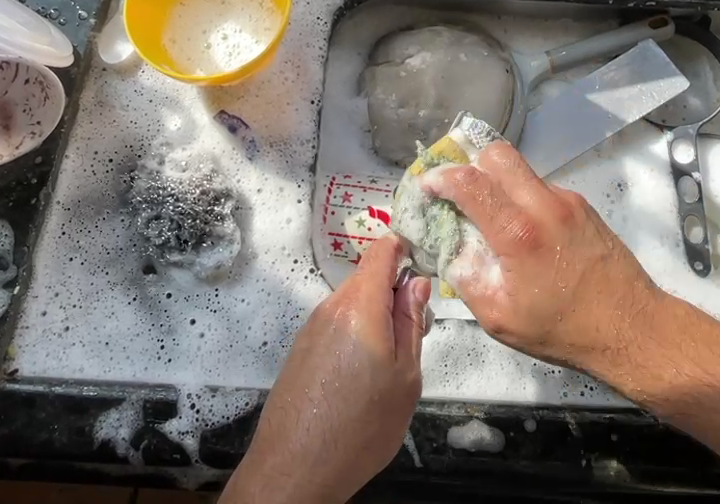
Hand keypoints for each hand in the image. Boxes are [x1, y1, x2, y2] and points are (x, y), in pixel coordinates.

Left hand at [224, 236, 431, 503]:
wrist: (295, 468)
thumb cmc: (361, 426)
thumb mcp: (405, 378)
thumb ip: (411, 323)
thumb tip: (416, 282)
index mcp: (360, 305)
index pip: (382, 251)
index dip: (405, 250)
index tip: (424, 269)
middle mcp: (332, 306)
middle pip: (368, 278)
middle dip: (394, 294)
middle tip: (412, 332)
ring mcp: (313, 326)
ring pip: (353, 303)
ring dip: (375, 318)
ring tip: (386, 365)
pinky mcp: (302, 347)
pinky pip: (337, 324)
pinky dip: (355, 336)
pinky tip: (360, 378)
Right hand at [422, 138, 664, 376]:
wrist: (632, 328)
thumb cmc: (563, 329)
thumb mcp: (498, 317)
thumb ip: (465, 276)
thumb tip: (450, 247)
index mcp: (518, 232)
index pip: (469, 182)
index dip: (440, 178)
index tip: (427, 186)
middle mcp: (543, 204)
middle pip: (497, 155)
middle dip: (470, 165)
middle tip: (458, 190)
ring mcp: (567, 200)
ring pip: (521, 170)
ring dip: (498, 183)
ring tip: (491, 217)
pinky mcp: (583, 206)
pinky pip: (541, 188)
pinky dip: (523, 198)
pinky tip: (524, 233)